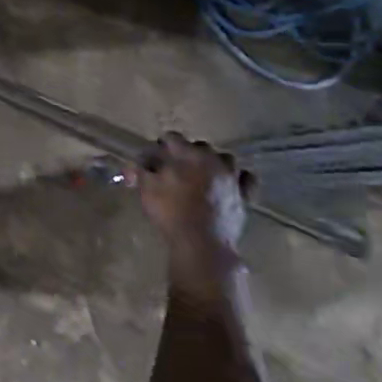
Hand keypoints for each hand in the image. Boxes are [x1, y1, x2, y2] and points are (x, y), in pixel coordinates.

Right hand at [123, 132, 248, 293]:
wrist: (202, 243)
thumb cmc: (170, 213)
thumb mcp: (146, 189)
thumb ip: (140, 171)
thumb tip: (135, 165)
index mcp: (188, 154)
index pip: (172, 137)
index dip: (161, 146)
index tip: (154, 158)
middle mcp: (213, 160)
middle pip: (200, 146)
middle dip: (187, 153)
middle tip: (176, 169)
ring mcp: (232, 177)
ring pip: (225, 159)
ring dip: (214, 163)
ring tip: (203, 176)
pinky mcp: (244, 196)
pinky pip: (246, 179)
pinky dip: (238, 178)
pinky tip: (229, 185)